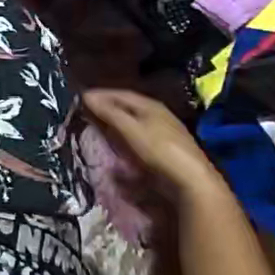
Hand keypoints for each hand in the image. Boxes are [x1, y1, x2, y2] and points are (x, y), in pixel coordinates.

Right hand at [84, 89, 229, 210]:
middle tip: (88, 110)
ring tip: (100, 124)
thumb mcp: (131, 130)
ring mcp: (164, 131)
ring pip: (135, 120)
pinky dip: (126, 135)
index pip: (122, 94)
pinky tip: (120, 142)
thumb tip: (87, 96)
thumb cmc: (160, 150)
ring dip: (117, 121)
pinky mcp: (165, 148)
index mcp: (150, 105)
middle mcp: (158, 114)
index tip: (82, 97)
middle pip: (129, 106)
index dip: (102, 94)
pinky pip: (140, 134)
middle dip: (109, 106)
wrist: (191, 180)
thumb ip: (109, 113)